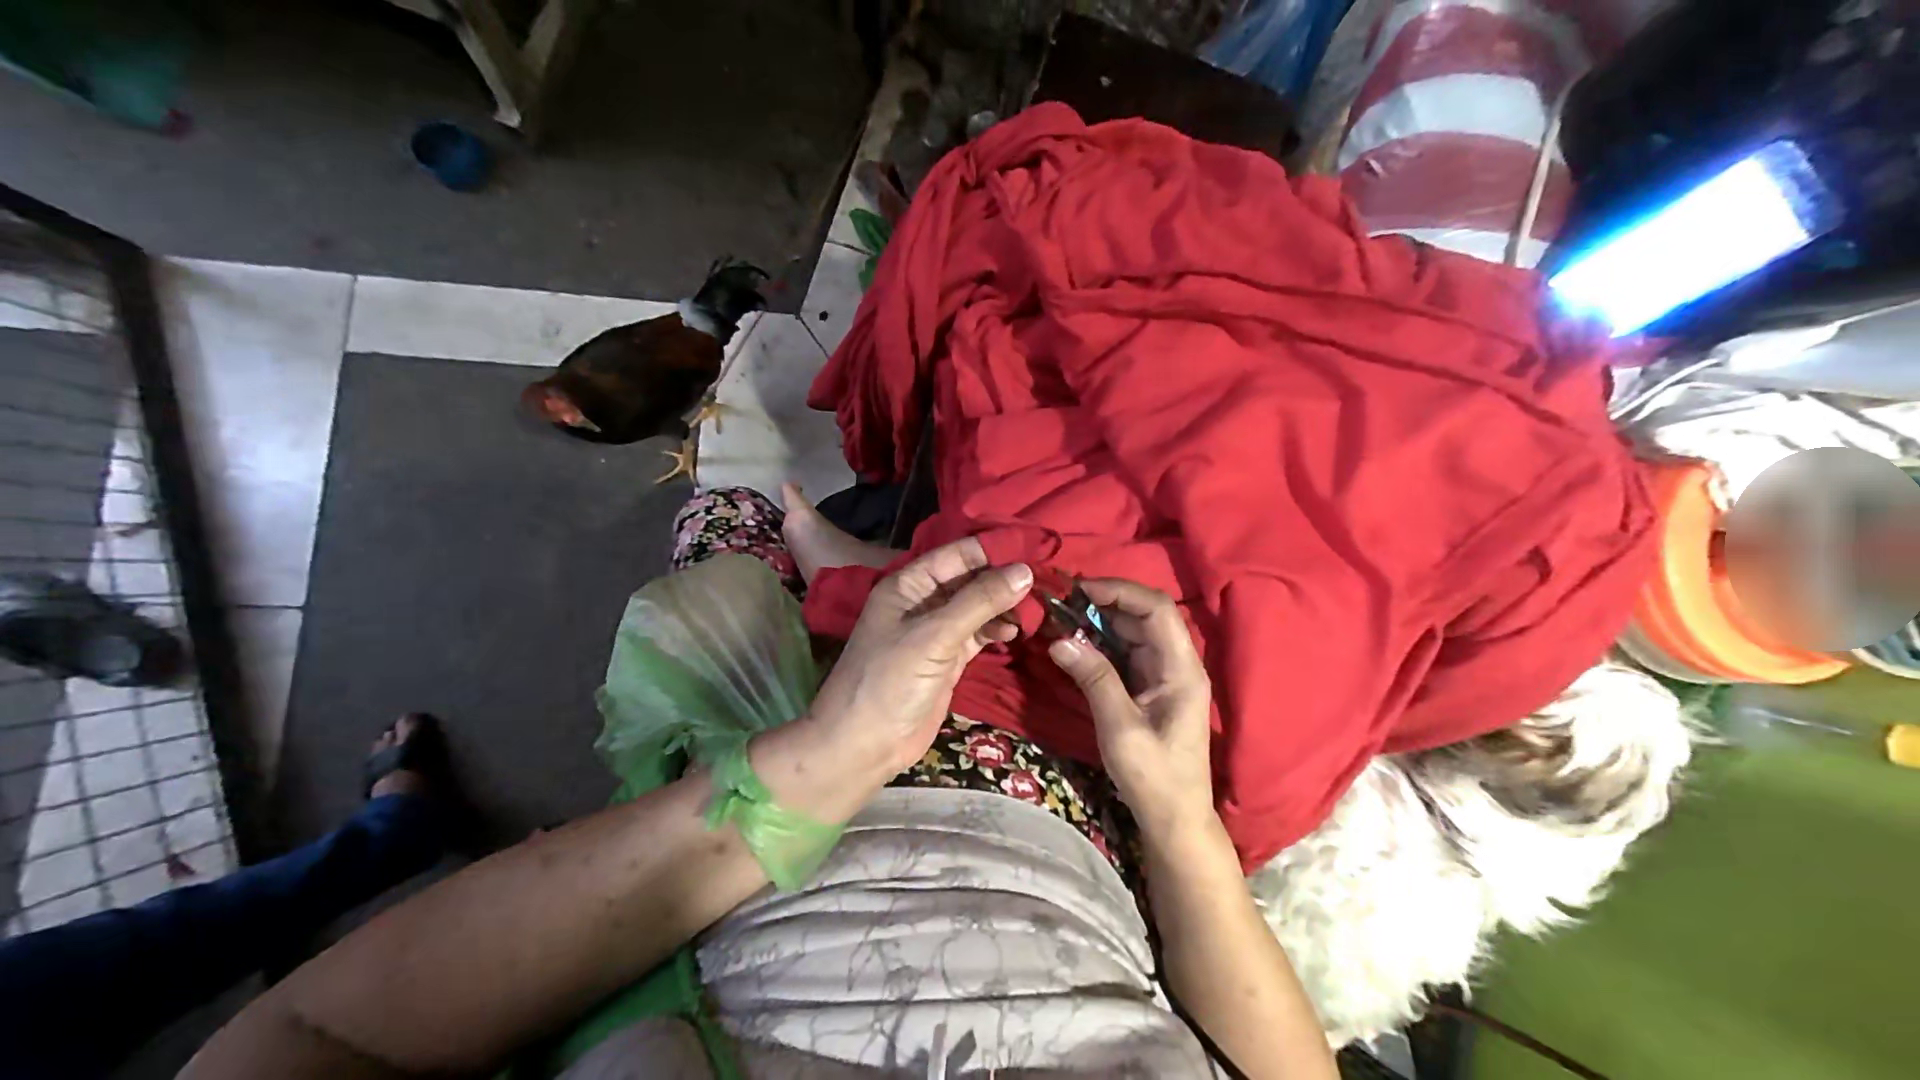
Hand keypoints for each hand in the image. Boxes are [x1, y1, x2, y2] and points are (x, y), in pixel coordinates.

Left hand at [807, 538, 1032, 774]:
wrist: (864, 745)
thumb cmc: (889, 680)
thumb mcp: (934, 636)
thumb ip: (979, 602)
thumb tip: (1024, 570)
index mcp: (908, 585)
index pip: (956, 554)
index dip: (993, 549)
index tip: (1035, 547)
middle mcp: (922, 602)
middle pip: (970, 579)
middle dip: (1004, 578)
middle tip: (1047, 578)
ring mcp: (935, 632)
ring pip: (977, 608)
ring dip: (1004, 606)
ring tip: (1038, 606)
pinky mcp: (948, 659)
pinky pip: (978, 634)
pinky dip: (996, 630)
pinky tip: (1016, 631)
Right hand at [1046, 579, 1215, 837]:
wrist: (1175, 819)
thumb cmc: (1154, 777)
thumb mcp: (1120, 728)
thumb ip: (1094, 679)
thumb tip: (1059, 639)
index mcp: (1181, 669)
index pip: (1157, 610)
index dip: (1120, 592)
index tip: (1080, 590)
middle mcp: (1176, 664)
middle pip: (1144, 616)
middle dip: (1104, 603)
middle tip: (1062, 603)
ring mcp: (1163, 675)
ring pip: (1133, 632)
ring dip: (1099, 622)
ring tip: (1062, 617)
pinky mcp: (1150, 688)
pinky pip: (1125, 653)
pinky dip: (1100, 643)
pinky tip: (1075, 643)